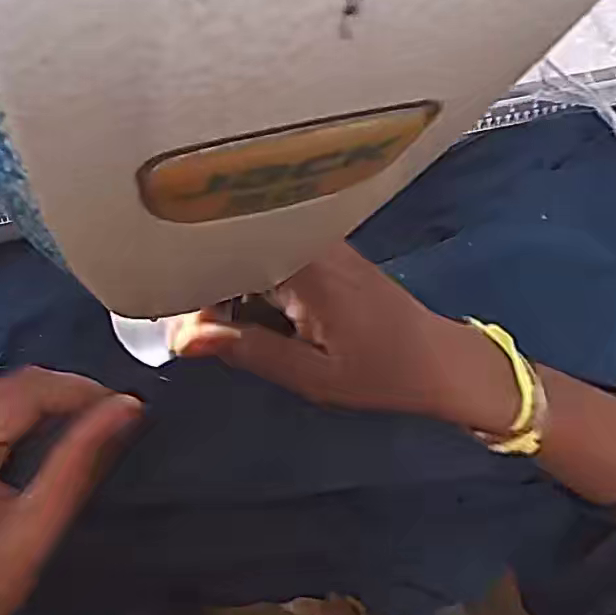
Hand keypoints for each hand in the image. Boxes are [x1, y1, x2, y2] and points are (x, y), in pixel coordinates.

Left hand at [0, 366, 142, 614]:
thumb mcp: (38, 525)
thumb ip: (82, 458)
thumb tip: (123, 409)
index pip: (24, 393)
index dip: (78, 390)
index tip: (118, 401)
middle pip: (9, 388)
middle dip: (63, 395)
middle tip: (106, 413)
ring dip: (43, 403)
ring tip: (83, 423)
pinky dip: (18, 416)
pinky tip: (43, 434)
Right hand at [170, 242, 518, 433]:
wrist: (441, 361)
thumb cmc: (382, 372)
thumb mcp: (312, 375)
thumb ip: (247, 351)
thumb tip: (183, 339)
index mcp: (305, 265)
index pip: (226, 256)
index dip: (192, 286)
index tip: (174, 321)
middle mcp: (308, 239)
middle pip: (232, 248)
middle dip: (205, 287)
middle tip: (195, 334)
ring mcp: (316, 241)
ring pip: (247, 251)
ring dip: (226, 286)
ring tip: (220, 329)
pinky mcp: (320, 251)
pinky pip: (267, 257)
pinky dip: (249, 284)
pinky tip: (249, 316)